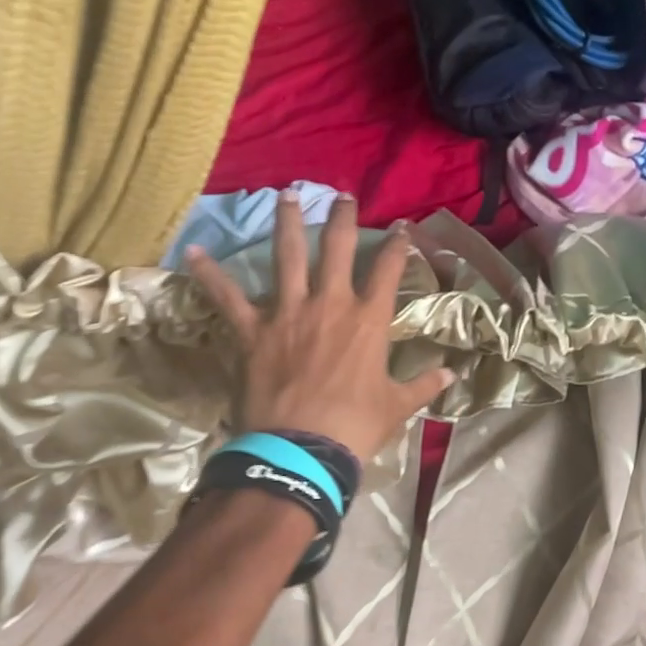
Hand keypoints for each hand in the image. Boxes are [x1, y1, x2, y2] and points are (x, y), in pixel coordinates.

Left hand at [185, 192, 454, 459]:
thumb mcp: (398, 405)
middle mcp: (331, 304)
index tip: (402, 228)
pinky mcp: (252, 331)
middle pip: (338, 248)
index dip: (398, 245)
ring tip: (287, 196)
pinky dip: (210, 274)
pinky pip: (228, 297)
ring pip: (287, 257)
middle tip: (342, 197)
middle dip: (342, 218)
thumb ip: (424, 384)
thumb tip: (452, 374)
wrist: (301, 450)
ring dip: (287, 224)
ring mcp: (288, 313)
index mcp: (369, 320)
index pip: (389, 269)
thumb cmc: (356, 427)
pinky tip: (194, 251)